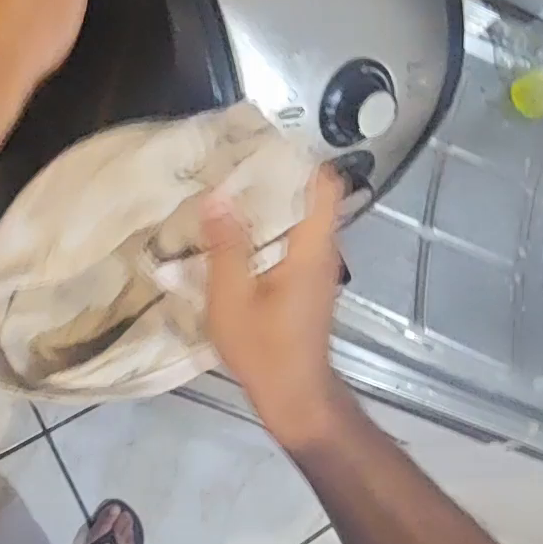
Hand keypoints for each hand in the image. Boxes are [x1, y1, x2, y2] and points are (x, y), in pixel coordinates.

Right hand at [203, 168, 362, 449]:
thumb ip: (225, 245)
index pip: (325, 185)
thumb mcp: (232, 297)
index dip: (300, 160)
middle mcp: (324, 252)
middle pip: (310, 198)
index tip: (262, 148)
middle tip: (233, 167)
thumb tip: (217, 195)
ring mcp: (320, 269)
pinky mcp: (310, 284)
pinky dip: (271, 230)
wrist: (295, 396)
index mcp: (312, 248)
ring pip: (301, 220)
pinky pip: (294, 241)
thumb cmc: (265, 348)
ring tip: (229, 195)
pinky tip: (237, 235)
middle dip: (275, 179)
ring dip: (271, 206)